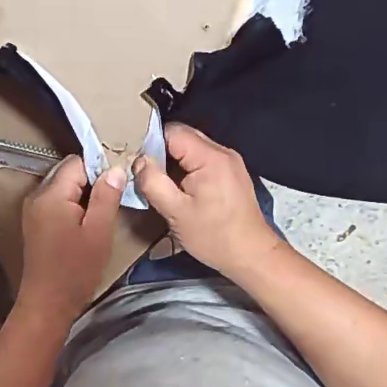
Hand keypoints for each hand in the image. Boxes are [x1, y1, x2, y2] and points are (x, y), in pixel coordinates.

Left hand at [16, 156, 124, 322]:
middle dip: (93, 180)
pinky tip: (88, 222)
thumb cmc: (76, 268)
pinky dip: (75, 205)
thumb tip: (116, 169)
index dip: (100, 168)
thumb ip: (107, 196)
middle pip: (69, 172)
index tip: (119, 183)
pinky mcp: (36, 222)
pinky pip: (58, 201)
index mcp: (51, 195)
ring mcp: (34, 209)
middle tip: (115, 198)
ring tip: (104, 211)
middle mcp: (37, 196)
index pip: (77, 163)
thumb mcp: (98, 231)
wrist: (48, 302)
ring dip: (85, 194)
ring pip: (65, 187)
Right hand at [133, 123, 283, 276]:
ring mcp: (230, 162)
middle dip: (161, 153)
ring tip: (161, 184)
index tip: (136, 161)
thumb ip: (153, 182)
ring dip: (173, 163)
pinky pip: (203, 160)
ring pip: (192, 149)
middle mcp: (223, 153)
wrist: (251, 254)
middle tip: (145, 174)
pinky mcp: (231, 173)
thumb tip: (139, 161)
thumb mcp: (176, 212)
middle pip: (183, 137)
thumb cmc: (215, 237)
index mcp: (211, 158)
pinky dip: (187, 170)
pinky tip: (179, 189)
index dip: (151, 143)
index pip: (173, 131)